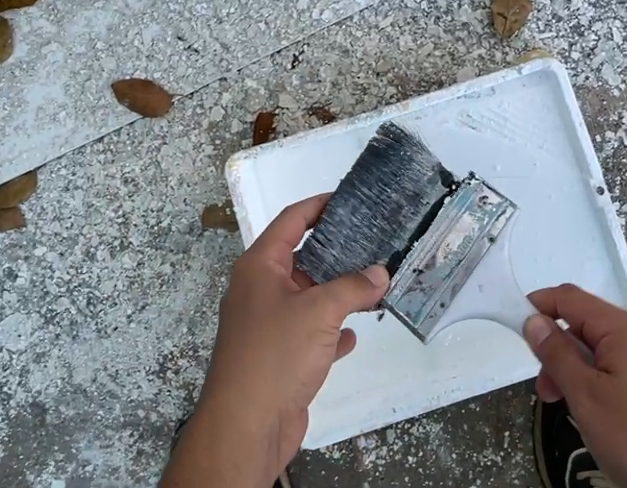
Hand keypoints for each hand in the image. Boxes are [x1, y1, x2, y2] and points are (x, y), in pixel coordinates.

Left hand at [161, 194, 388, 487]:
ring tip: (375, 283)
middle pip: (302, 258)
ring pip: (308, 296)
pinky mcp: (276, 356)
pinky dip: (330, 330)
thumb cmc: (275, 355)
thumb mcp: (320, 312)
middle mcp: (259, 289)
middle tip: (373, 241)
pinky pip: (308, 332)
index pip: (290, 221)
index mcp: (259, 266)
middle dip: (337, 252)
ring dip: (338, 293)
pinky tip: (354, 334)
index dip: (318, 205)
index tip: (348, 198)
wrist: (246, 427)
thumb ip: (353, 287)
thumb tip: (380, 272)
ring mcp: (266, 324)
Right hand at [524, 284, 626, 487]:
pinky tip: (613, 417)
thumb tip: (535, 320)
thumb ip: (557, 355)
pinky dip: (614, 381)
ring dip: (587, 370)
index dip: (541, 304)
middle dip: (563, 351)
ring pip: (617, 352)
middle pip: (594, 327)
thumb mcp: (586, 398)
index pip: (572, 298)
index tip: (517, 323)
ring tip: (577, 411)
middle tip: (546, 392)